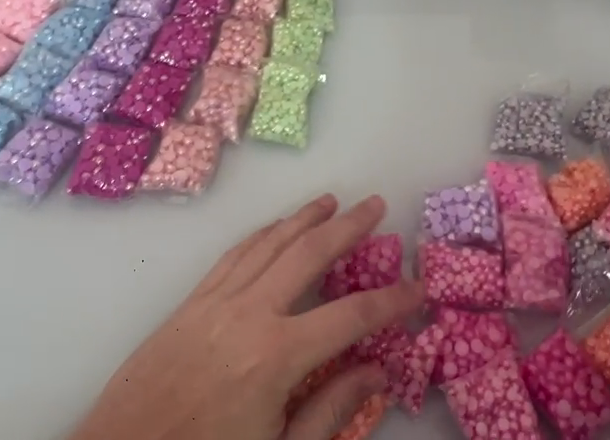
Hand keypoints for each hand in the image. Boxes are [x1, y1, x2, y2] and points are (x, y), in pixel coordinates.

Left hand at [68, 194, 424, 439]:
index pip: (352, 316)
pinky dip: (262, 234)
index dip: (392, 300)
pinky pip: (233, 255)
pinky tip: (275, 227)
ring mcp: (216, 302)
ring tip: (332, 199)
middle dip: (348, 227)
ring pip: (270, 243)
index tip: (418, 286)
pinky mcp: (191, 302)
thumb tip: (378, 370)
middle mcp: (250, 314)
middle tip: (376, 204)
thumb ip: (331, 409)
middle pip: (309, 254)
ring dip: (304, 217)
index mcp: (278, 357)